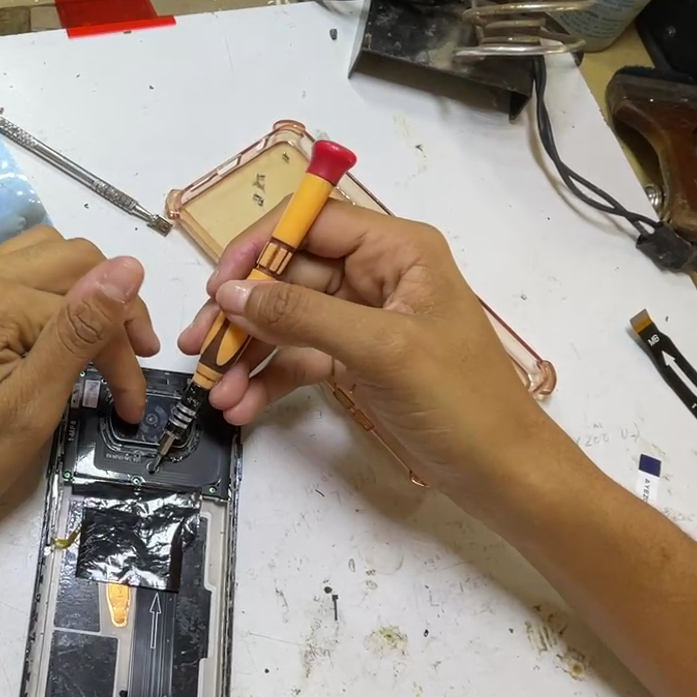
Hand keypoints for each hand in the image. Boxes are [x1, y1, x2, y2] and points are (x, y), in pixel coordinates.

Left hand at [0, 228, 157, 544]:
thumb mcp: (31, 406)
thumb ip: (80, 333)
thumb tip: (129, 268)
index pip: (86, 307)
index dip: (122, 355)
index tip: (133, 406)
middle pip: (72, 260)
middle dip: (114, 311)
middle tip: (133, 364)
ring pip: (47, 257)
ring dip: (84, 295)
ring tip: (101, 347)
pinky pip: (15, 271)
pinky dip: (49, 295)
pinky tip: (56, 334)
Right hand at [177, 202, 576, 517]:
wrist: (500, 472)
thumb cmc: (459, 398)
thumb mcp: (379, 348)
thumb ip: (303, 314)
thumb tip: (231, 294)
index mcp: (394, 250)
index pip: (310, 224)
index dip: (257, 249)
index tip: (217, 288)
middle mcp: (373, 276)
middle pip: (286, 277)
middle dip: (240, 314)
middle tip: (197, 346)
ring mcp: (359, 321)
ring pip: (284, 323)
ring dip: (246, 355)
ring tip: (215, 391)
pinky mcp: (351, 361)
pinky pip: (296, 360)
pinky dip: (267, 381)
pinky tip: (242, 407)